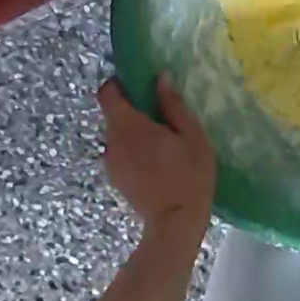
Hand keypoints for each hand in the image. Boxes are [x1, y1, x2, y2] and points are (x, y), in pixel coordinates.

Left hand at [98, 76, 215, 230]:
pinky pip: (120, 154)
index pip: (107, 93)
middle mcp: (112, 141)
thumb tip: (161, 78)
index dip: (119, 84)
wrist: (176, 222)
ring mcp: (110, 162)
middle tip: (163, 118)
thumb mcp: (192, 135)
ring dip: (134, 133)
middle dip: (133, 111)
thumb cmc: (190, 175)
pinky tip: (156, 163)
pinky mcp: (115, 178)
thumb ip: (174, 105)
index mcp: (129, 126)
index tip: (139, 85)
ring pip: (118, 136)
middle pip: (113, 115)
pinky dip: (133, 151)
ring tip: (162, 144)